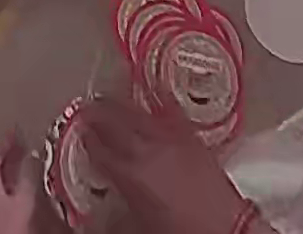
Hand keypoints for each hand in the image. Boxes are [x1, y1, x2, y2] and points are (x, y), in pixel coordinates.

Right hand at [81, 98, 250, 233]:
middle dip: (96, 112)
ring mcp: (168, 136)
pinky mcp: (189, 132)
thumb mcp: (141, 225)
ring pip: (136, 110)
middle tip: (85, 107)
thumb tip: (103, 210)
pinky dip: (157, 92)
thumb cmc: (183, 232)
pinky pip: (169, 104)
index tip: (77, 129)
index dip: (85, 138)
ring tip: (108, 95)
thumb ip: (119, 208)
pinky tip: (151, 83)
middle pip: (112, 122)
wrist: (225, 230)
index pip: (98, 150)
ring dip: (119, 101)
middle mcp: (145, 149)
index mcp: (130, 174)